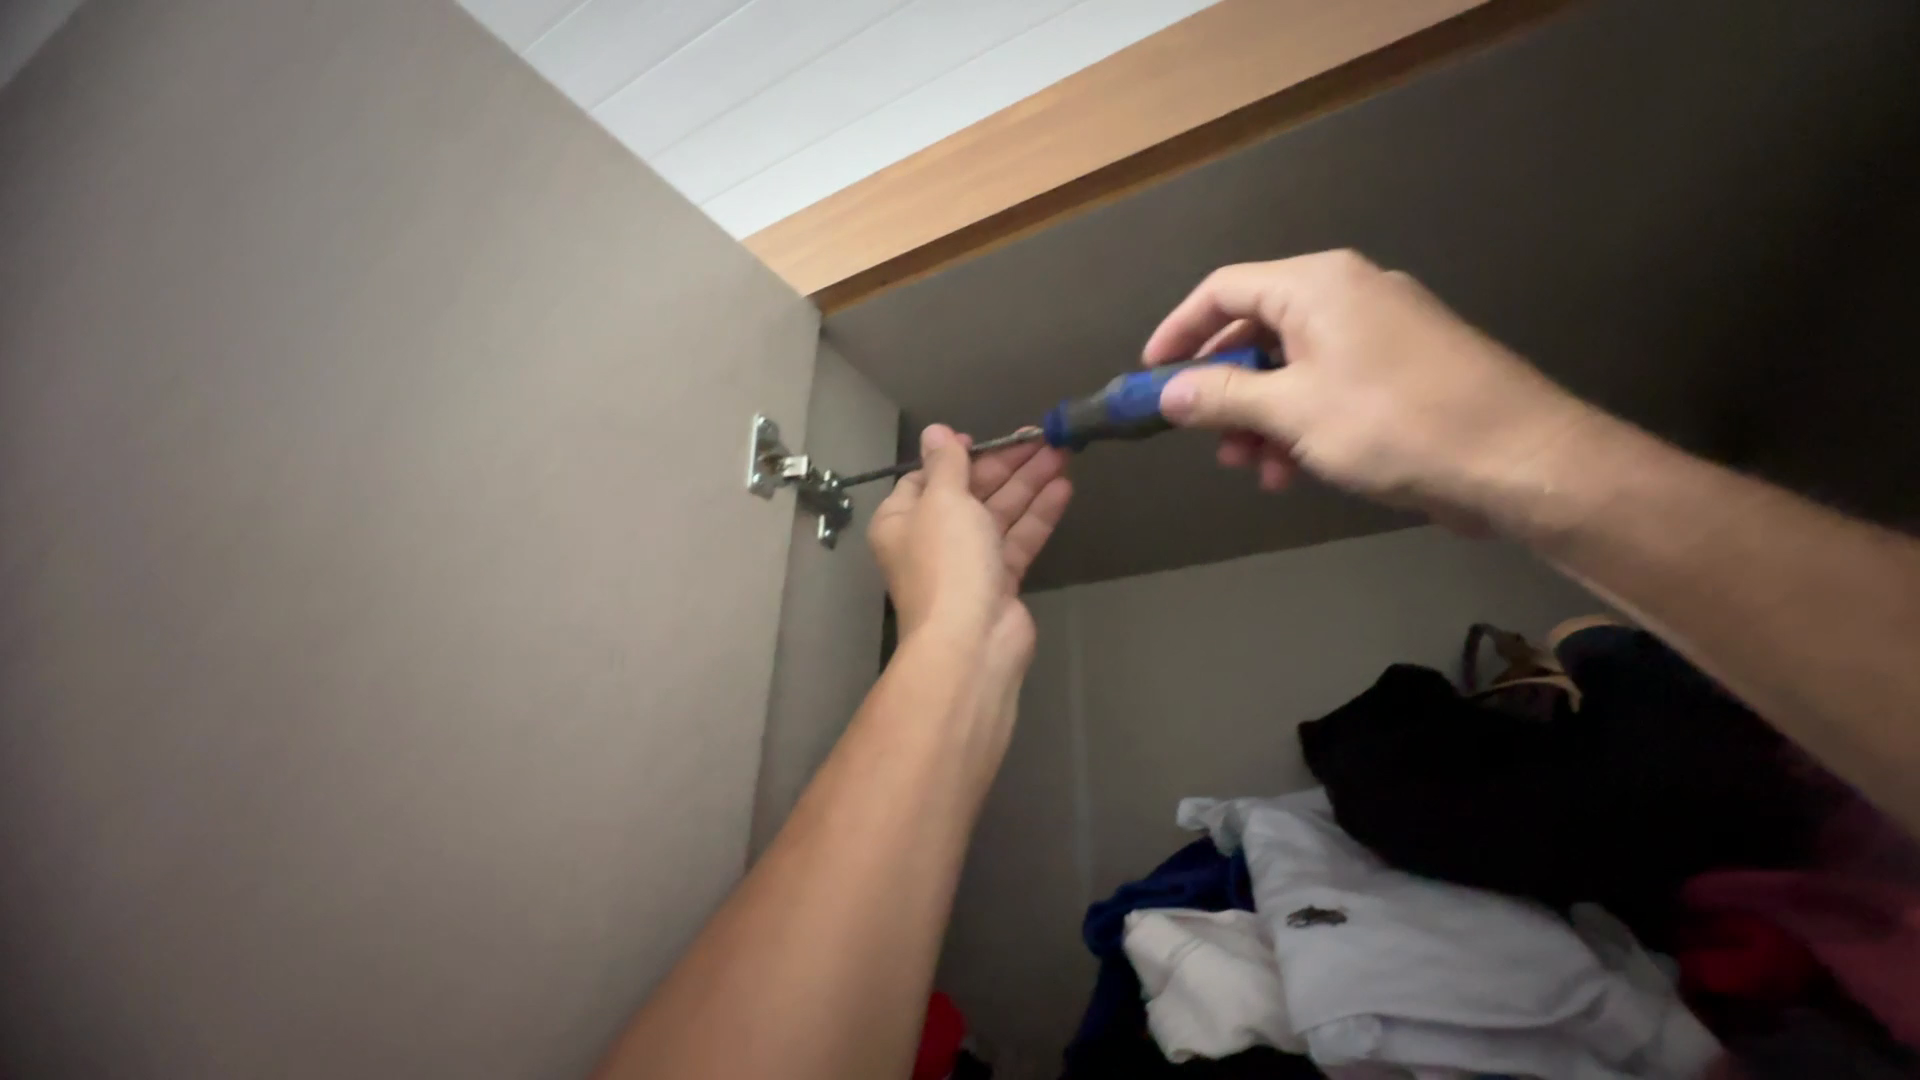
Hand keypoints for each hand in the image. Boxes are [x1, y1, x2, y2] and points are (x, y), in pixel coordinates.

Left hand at [868, 425, 1071, 667]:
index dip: (956, 456)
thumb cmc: (946, 562)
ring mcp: (967, 562)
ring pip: (1000, 514)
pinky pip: (1018, 540)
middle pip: (970, 492)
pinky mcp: (999, 581)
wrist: (971, 641)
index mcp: (901, 520)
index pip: (926, 478)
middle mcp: (931, 539)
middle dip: (1006, 465)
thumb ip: (946, 463)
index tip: (984, 438)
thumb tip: (935, 431)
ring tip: (1063, 452)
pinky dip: (1038, 515)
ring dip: (1029, 483)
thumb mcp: (942, 501)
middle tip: (1043, 437)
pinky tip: (1064, 488)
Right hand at [1144, 250, 1594, 530]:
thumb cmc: (1394, 422)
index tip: (1151, 375)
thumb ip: (1221, 397)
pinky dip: (1298, 425)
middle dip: (1222, 389)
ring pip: (1288, 368)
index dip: (1179, 330)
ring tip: (1254, 469)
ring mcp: (1376, 333)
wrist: (1518, 460)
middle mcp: (1345, 295)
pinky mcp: (1397, 371)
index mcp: (1317, 285)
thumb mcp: (1291, 410)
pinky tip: (1293, 472)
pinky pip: (1325, 388)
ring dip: (1258, 418)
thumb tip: (1166, 393)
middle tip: (1204, 437)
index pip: (1223, 289)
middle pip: (1255, 331)